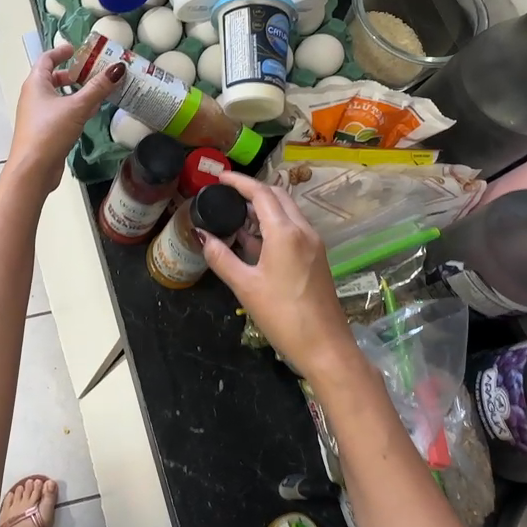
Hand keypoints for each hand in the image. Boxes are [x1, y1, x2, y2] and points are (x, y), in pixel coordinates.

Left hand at [8, 42, 124, 191]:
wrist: (33, 169)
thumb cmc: (50, 131)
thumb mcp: (77, 107)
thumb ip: (98, 88)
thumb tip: (118, 68)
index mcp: (35, 83)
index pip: (46, 59)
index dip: (60, 52)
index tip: (76, 49)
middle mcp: (34, 96)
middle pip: (53, 78)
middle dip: (73, 74)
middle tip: (93, 71)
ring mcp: (38, 115)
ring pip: (59, 97)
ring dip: (76, 93)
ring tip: (98, 91)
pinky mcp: (45, 131)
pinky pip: (61, 113)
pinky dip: (75, 109)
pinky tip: (91, 113)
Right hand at [199, 171, 353, 364]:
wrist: (326, 348)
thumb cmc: (282, 315)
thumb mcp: (245, 286)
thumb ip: (221, 257)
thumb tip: (200, 235)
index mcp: (285, 233)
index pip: (261, 193)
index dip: (239, 182)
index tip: (219, 178)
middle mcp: (303, 231)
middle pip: (278, 196)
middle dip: (253, 190)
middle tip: (227, 194)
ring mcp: (313, 244)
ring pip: (288, 211)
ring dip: (265, 207)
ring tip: (237, 215)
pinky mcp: (317, 258)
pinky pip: (294, 228)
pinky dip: (274, 223)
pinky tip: (255, 239)